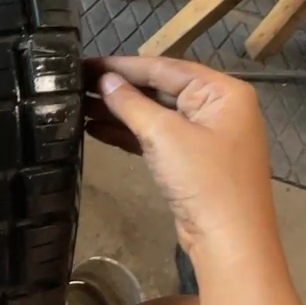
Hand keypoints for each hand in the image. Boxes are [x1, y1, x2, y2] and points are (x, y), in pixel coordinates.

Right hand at [84, 55, 280, 270]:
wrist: (229, 241)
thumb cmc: (204, 180)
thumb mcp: (164, 135)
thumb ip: (131, 103)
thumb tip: (105, 80)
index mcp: (222, 92)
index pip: (165, 68)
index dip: (123, 66)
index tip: (86, 63)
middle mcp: (217, 108)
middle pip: (160, 89)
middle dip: (119, 89)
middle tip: (77, 84)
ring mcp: (205, 136)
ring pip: (155, 114)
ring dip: (119, 112)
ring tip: (78, 106)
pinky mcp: (192, 160)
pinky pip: (156, 137)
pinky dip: (129, 134)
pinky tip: (96, 130)